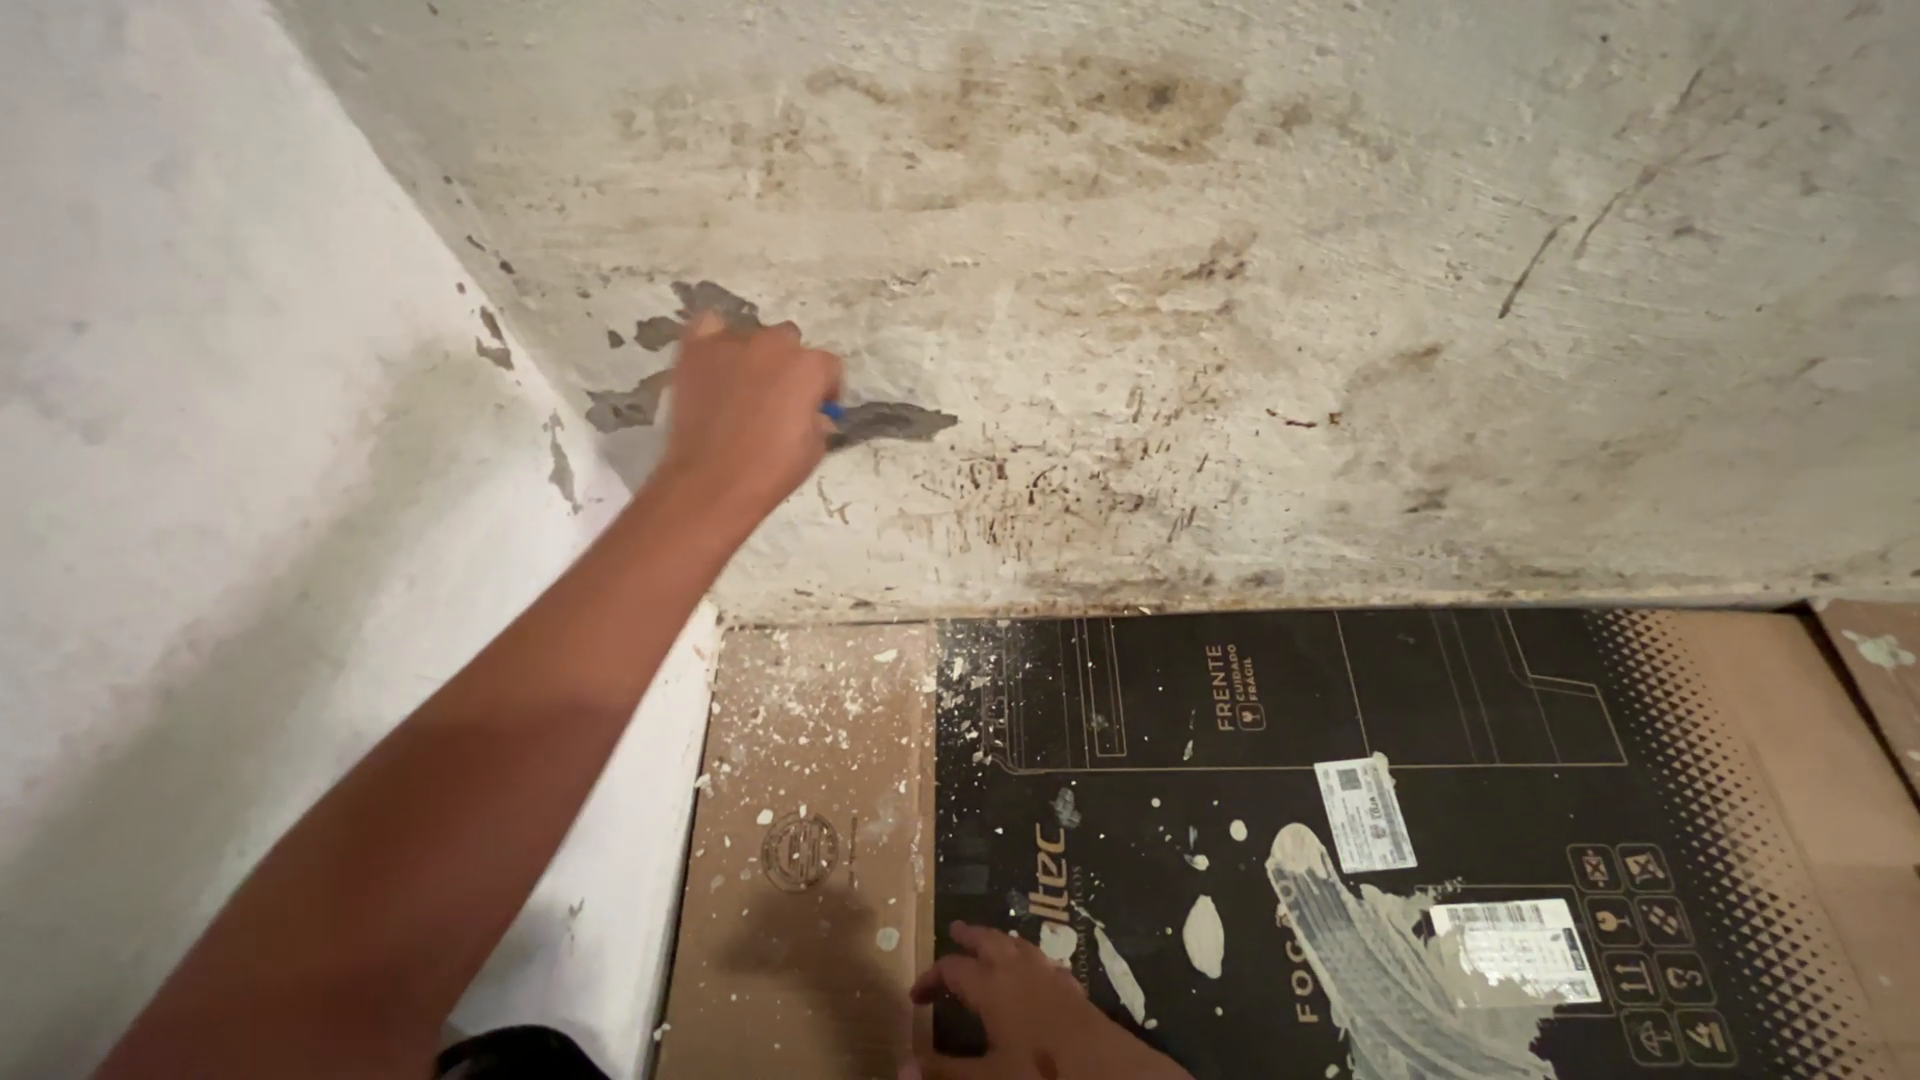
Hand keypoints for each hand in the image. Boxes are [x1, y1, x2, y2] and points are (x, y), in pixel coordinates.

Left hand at [658, 312, 841, 529]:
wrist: (713, 481)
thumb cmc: (770, 470)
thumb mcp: (813, 450)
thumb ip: (818, 421)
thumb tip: (815, 415)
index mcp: (809, 368)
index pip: (828, 366)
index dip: (825, 388)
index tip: (818, 408)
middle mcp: (774, 345)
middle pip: (790, 343)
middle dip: (790, 367)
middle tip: (779, 399)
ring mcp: (732, 343)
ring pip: (752, 336)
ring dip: (755, 356)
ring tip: (743, 386)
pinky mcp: (696, 349)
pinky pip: (710, 326)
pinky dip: (716, 340)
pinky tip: (717, 362)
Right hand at [904, 922, 1193, 1079]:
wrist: (1106, 1071)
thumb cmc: (1041, 1073)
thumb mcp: (987, 1078)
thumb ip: (944, 1071)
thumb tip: (900, 1067)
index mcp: (991, 985)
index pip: (951, 968)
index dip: (930, 978)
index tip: (916, 997)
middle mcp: (1017, 969)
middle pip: (988, 940)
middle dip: (969, 935)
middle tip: (954, 929)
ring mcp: (1047, 973)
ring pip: (1017, 944)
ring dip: (999, 940)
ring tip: (990, 943)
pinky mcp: (1071, 986)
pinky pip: (1043, 960)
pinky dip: (1029, 958)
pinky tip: (1034, 971)